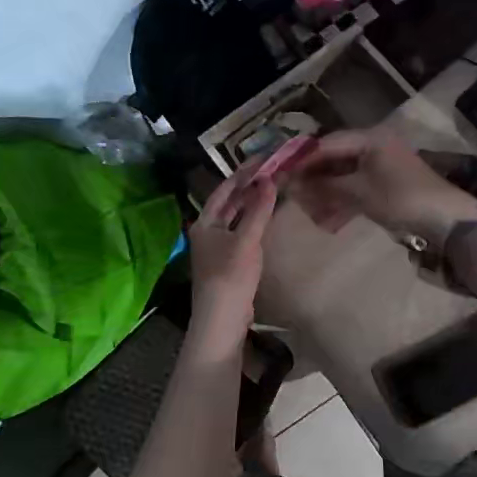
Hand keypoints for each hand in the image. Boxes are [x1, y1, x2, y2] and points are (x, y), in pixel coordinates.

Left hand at [189, 161, 277, 330]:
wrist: (222, 317)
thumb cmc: (230, 275)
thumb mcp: (246, 240)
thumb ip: (257, 211)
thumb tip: (268, 181)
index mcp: (204, 222)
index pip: (223, 190)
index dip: (242, 174)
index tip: (263, 159)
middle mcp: (206, 231)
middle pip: (228, 202)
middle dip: (248, 187)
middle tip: (272, 170)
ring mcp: (215, 246)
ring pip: (234, 217)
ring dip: (251, 203)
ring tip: (273, 186)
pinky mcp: (227, 260)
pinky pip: (240, 232)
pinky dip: (252, 221)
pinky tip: (266, 216)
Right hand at [288, 129, 476, 241]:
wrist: (446, 220)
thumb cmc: (400, 198)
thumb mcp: (357, 191)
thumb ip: (322, 185)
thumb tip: (290, 184)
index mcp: (370, 138)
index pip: (325, 144)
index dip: (302, 160)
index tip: (281, 174)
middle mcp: (374, 145)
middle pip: (333, 157)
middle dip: (312, 176)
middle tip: (292, 191)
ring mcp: (381, 164)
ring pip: (342, 173)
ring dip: (324, 189)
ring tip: (308, 205)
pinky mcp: (386, 183)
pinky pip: (355, 185)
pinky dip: (340, 197)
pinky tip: (328, 215)